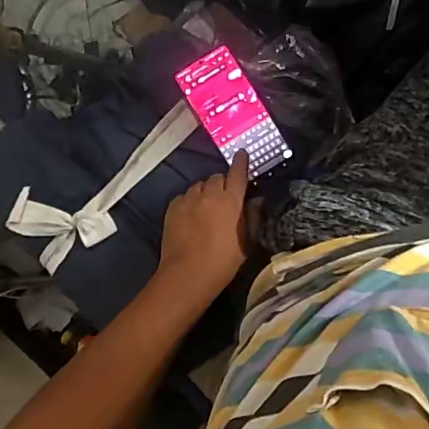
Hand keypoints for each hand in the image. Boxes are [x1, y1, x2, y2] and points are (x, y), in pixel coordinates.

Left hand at [156, 152, 250, 299]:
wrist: (187, 274)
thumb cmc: (223, 262)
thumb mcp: (246, 243)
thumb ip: (252, 218)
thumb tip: (256, 200)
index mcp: (230, 200)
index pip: (238, 173)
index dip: (241, 162)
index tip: (242, 154)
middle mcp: (208, 194)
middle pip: (217, 177)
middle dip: (223, 182)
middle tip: (226, 195)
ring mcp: (188, 199)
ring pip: (199, 185)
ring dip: (206, 190)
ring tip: (208, 204)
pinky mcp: (172, 208)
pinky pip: (184, 196)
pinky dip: (190, 200)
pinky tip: (192, 213)